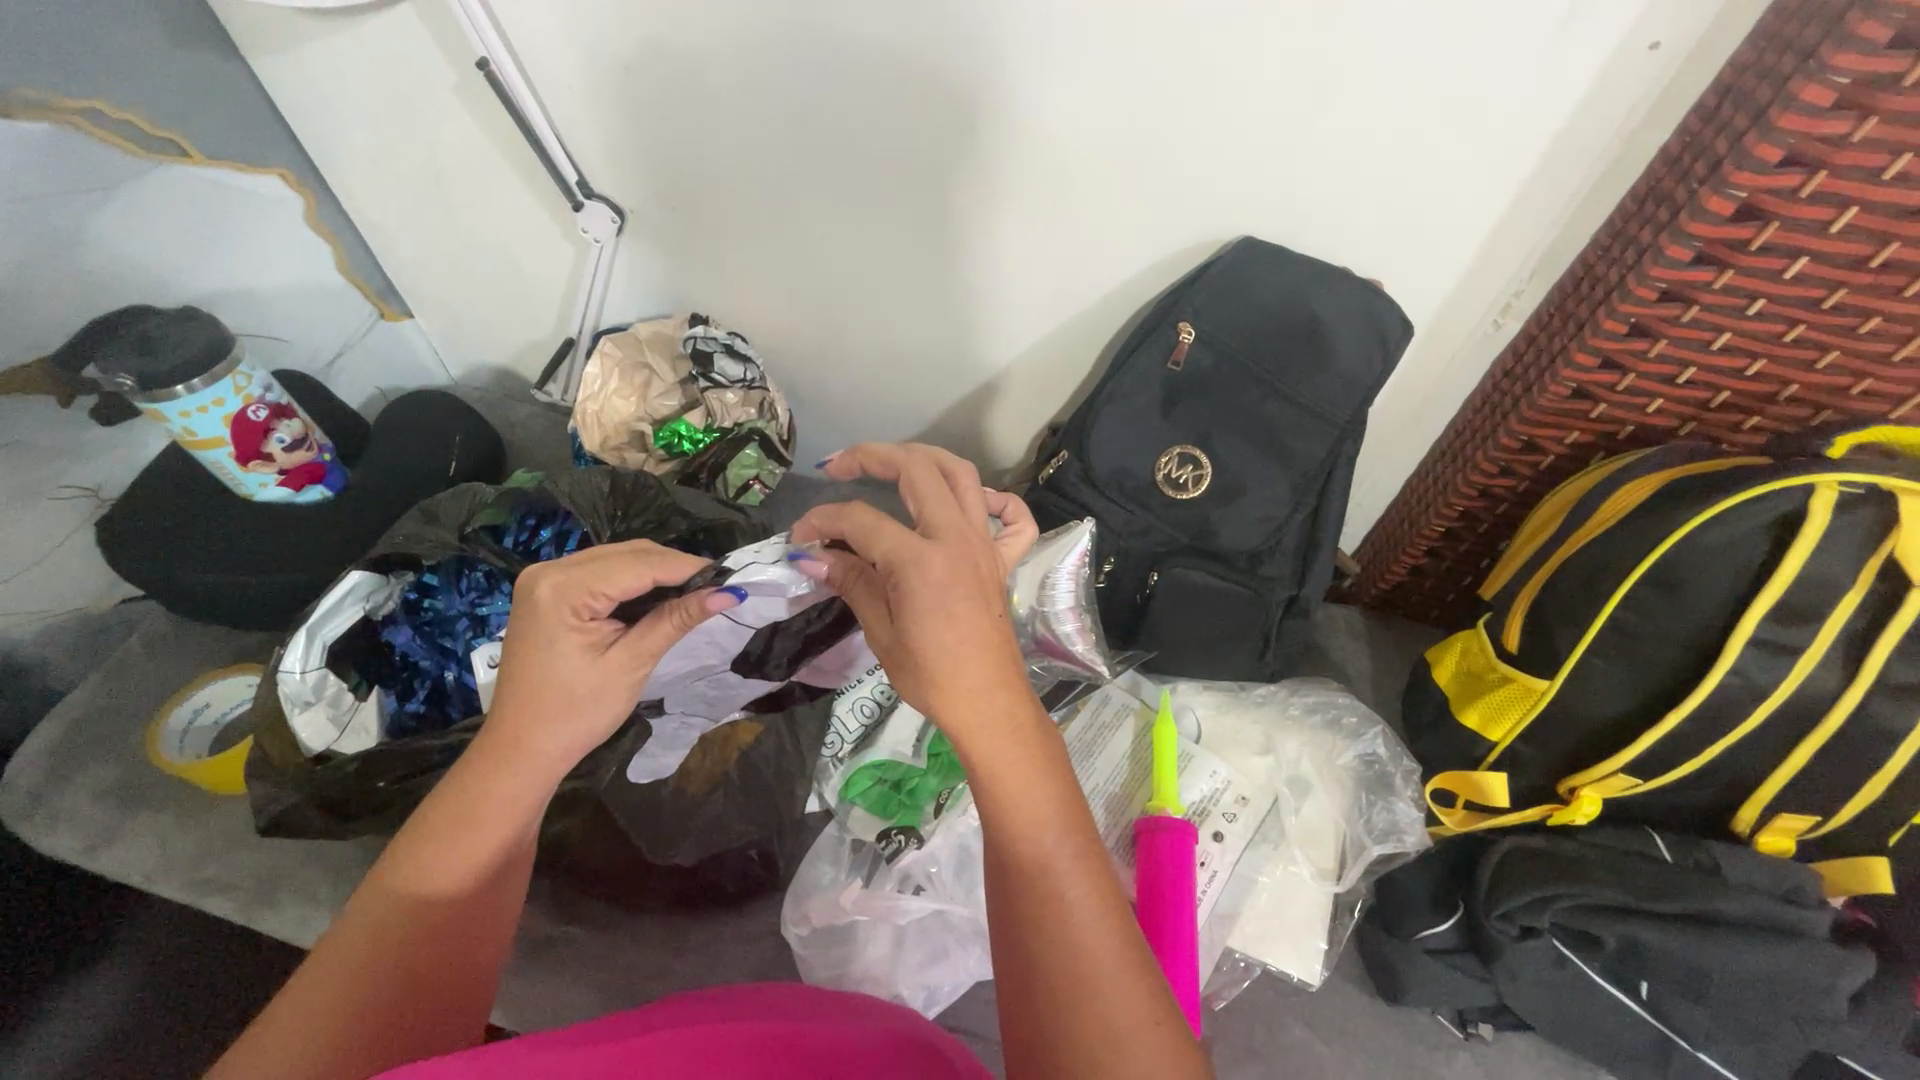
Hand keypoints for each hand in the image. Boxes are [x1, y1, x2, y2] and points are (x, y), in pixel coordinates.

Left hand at [483, 540, 742, 779]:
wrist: (522, 746)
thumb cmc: (576, 713)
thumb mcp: (632, 663)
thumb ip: (676, 620)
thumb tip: (729, 593)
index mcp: (563, 588)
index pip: (641, 564)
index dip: (689, 568)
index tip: (732, 576)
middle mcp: (549, 571)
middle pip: (628, 555)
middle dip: (674, 567)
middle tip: (717, 587)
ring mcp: (544, 578)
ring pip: (616, 559)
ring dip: (656, 572)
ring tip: (695, 592)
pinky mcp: (546, 590)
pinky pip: (600, 572)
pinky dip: (632, 581)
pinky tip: (658, 596)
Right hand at [790, 443, 1039, 741]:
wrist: (987, 702)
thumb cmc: (930, 676)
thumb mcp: (880, 631)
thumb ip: (852, 581)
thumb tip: (812, 555)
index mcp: (919, 560)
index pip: (860, 519)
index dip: (822, 521)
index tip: (799, 537)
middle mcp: (956, 538)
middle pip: (916, 469)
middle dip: (872, 456)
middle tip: (839, 466)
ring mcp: (984, 544)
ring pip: (963, 475)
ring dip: (926, 458)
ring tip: (893, 463)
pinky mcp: (1002, 560)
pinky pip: (1013, 516)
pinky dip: (996, 498)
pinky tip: (973, 501)